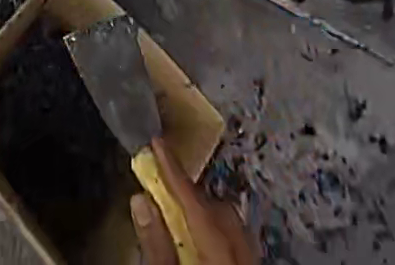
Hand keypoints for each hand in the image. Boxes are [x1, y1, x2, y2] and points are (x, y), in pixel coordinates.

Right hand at [131, 138, 259, 264]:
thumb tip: (140, 199)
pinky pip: (239, 240)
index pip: (197, 205)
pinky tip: (200, 233)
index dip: (174, 171)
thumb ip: (157, 244)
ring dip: (205, 209)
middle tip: (161, 177)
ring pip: (234, 225)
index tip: (156, 141)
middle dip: (192, 191)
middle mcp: (245, 255)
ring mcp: (254, 262)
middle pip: (222, 212)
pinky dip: (218, 228)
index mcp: (222, 255)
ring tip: (177, 204)